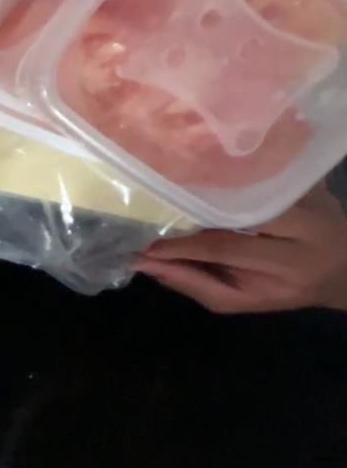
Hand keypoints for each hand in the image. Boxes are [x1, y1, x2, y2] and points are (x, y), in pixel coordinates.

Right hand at [139, 184, 346, 313]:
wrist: (342, 269)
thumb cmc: (282, 289)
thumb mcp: (238, 298)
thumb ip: (192, 283)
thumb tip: (140, 262)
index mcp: (293, 262)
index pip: (226, 246)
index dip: (179, 246)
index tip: (143, 247)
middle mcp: (311, 227)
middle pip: (238, 209)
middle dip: (191, 210)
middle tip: (153, 212)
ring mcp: (314, 200)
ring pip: (252, 185)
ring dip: (210, 186)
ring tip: (171, 188)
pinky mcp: (311, 184)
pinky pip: (268, 170)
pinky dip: (233, 169)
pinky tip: (204, 170)